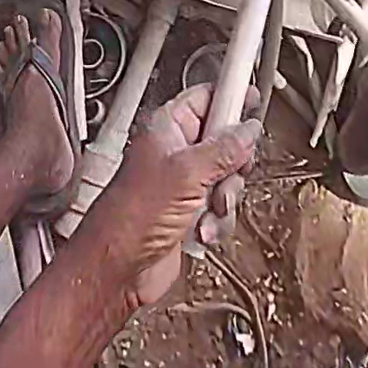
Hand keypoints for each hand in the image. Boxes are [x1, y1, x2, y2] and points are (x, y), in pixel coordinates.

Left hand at [74, 83, 258, 309]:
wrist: (115, 271)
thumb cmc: (129, 218)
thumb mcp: (187, 173)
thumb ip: (224, 149)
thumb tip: (248, 130)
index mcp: (168, 128)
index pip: (206, 97)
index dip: (230, 97)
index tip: (252, 99)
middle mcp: (177, 152)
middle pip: (227, 141)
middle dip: (234, 164)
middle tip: (227, 173)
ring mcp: (185, 183)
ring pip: (229, 177)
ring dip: (224, 198)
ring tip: (208, 208)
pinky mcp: (191, 211)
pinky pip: (221, 207)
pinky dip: (216, 221)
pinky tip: (200, 229)